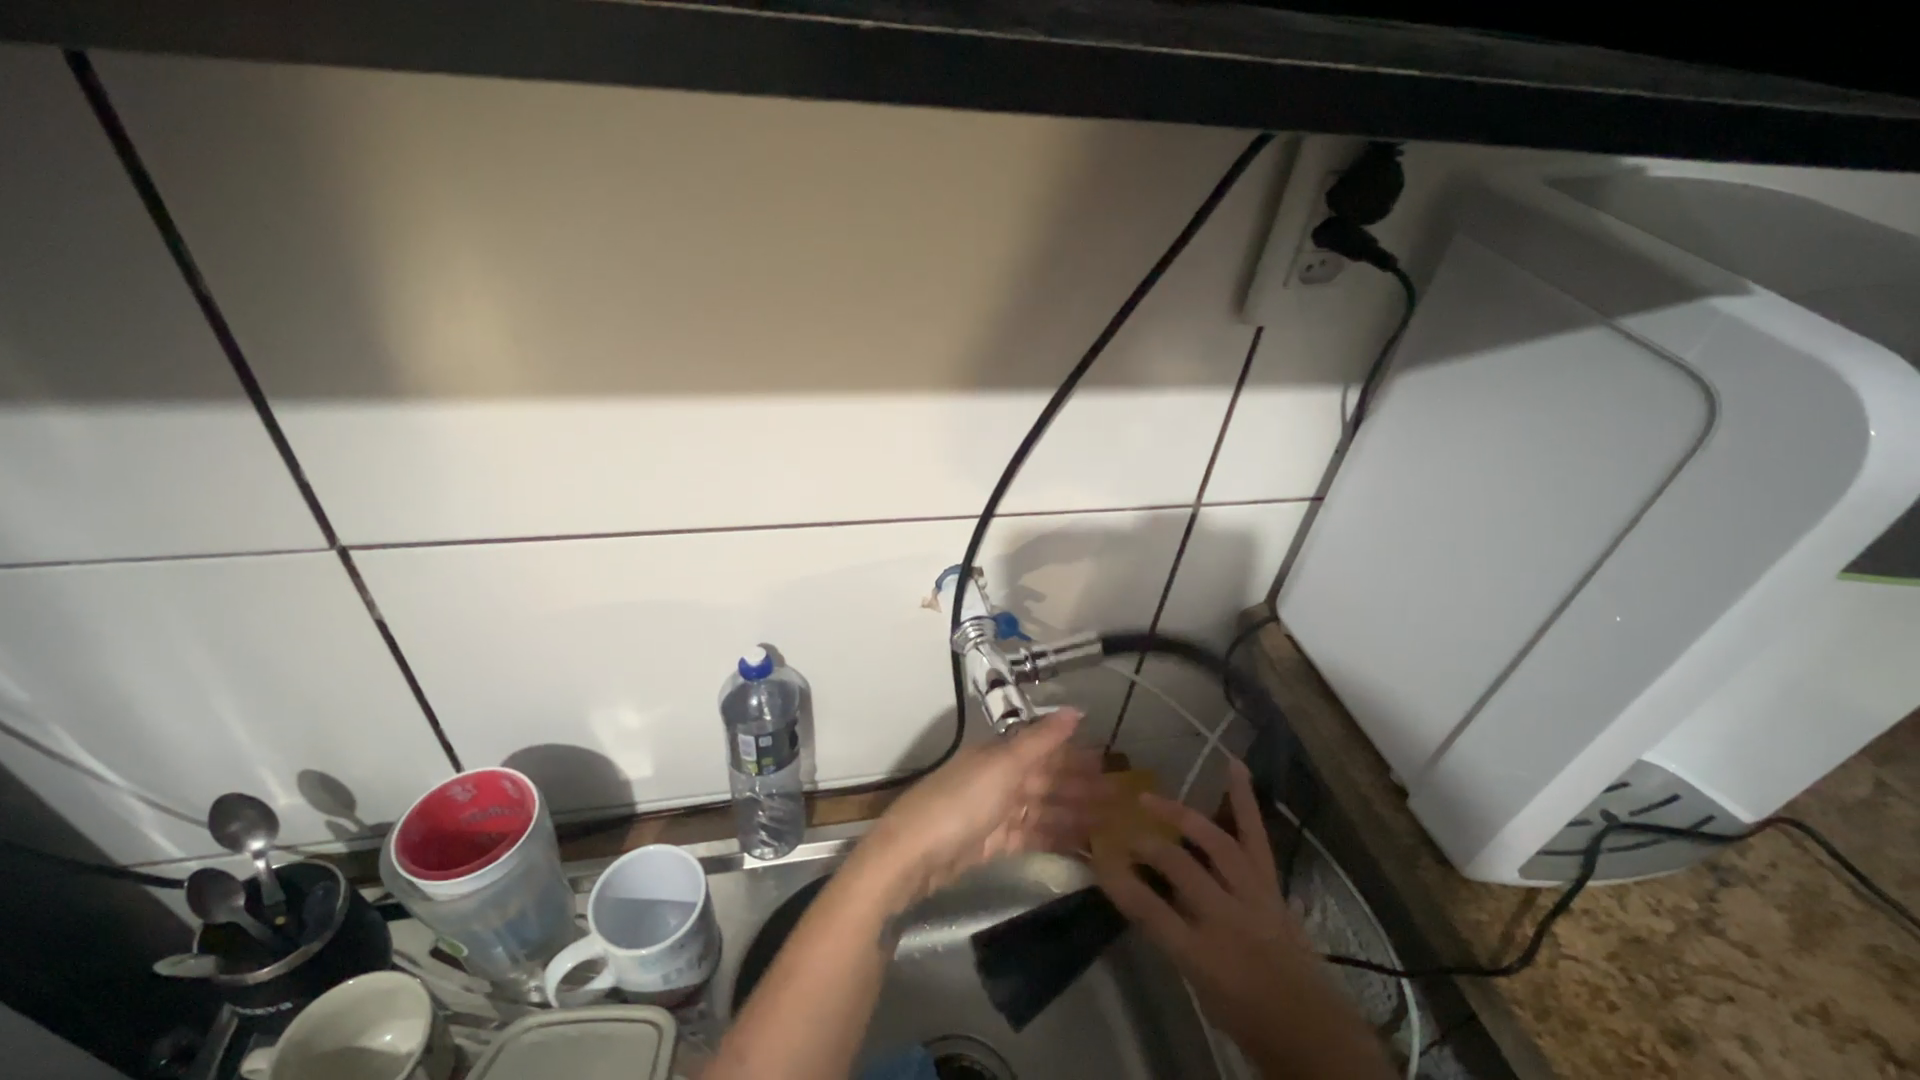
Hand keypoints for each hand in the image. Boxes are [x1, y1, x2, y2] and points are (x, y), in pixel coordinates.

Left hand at [855, 709, 1098, 902]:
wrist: (914, 855)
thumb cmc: (960, 802)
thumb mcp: (1003, 765)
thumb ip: (1041, 740)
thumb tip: (1076, 710)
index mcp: (998, 755)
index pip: (1044, 749)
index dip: (1076, 754)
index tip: (1111, 761)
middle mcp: (998, 779)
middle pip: (1046, 780)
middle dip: (1081, 786)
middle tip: (1121, 797)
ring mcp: (996, 813)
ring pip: (1043, 808)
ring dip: (1075, 813)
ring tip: (1112, 823)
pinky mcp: (994, 844)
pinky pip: (1033, 836)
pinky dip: (1057, 837)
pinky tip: (1085, 845)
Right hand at [1092, 759, 1318, 1048]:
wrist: (1312, 1030)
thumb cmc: (1247, 1019)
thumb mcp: (1197, 987)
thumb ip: (1172, 939)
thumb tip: (1147, 898)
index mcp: (1201, 955)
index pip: (1150, 911)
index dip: (1118, 881)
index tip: (1095, 857)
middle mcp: (1227, 919)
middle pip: (1180, 867)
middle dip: (1145, 843)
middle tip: (1120, 828)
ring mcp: (1255, 897)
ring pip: (1216, 843)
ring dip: (1181, 815)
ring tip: (1152, 797)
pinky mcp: (1272, 886)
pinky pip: (1256, 837)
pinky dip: (1246, 800)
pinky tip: (1235, 766)